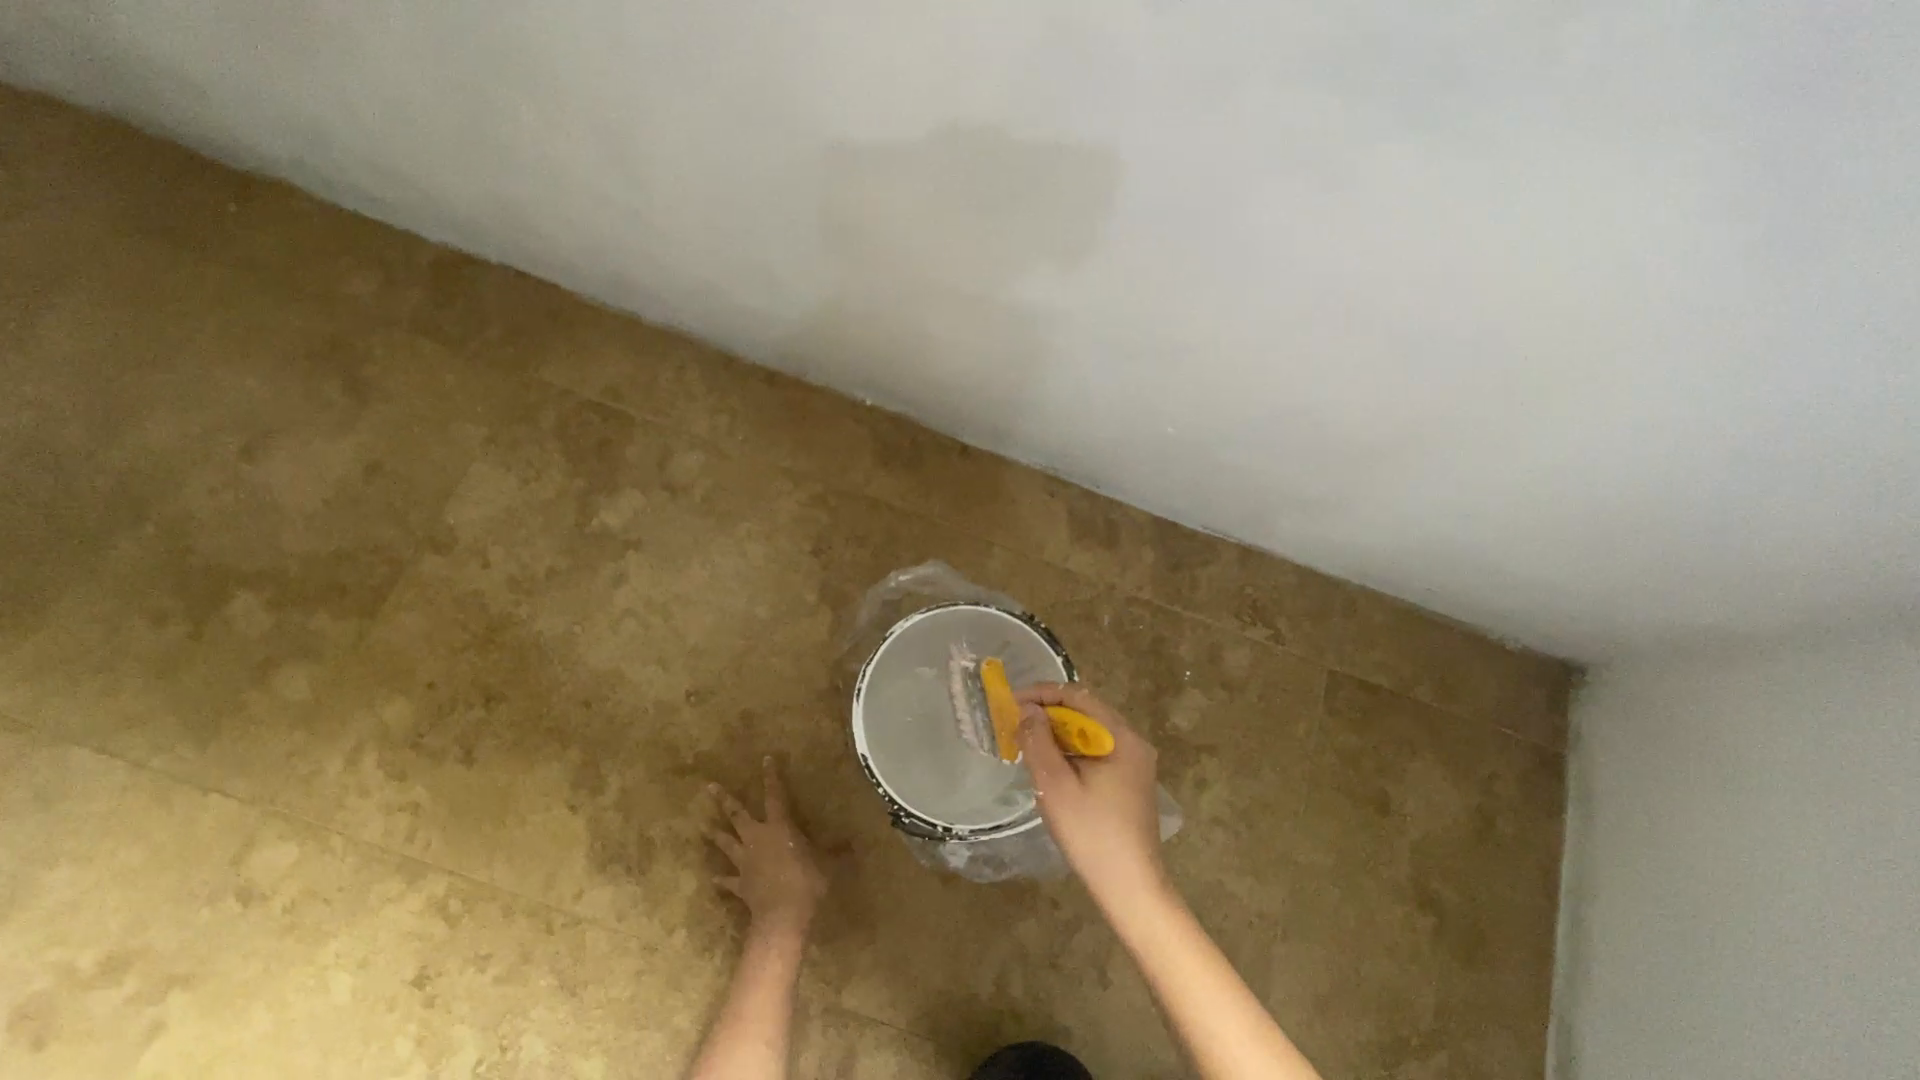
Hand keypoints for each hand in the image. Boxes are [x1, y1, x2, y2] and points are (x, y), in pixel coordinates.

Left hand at [709, 757, 827, 937]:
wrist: (783, 914)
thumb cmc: (808, 880)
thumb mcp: (828, 863)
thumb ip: (837, 851)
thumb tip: (854, 844)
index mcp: (780, 827)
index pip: (775, 795)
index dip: (771, 777)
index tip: (765, 759)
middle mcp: (757, 838)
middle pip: (738, 815)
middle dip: (724, 800)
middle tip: (710, 787)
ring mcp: (745, 861)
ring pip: (726, 843)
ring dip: (715, 835)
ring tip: (703, 828)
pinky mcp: (740, 884)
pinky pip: (728, 880)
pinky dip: (722, 879)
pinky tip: (715, 878)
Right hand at [1015, 683, 1168, 905]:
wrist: (1131, 886)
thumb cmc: (1092, 833)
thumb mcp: (1055, 785)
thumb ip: (1038, 741)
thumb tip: (1027, 710)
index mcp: (1121, 737)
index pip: (1077, 696)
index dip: (1041, 694)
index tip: (1010, 703)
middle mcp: (1133, 743)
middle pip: (1086, 712)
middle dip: (1048, 714)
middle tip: (1014, 725)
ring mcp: (1135, 764)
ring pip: (1089, 734)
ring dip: (1058, 734)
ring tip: (1027, 745)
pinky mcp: (1130, 783)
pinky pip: (1096, 753)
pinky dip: (1071, 753)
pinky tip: (1051, 769)